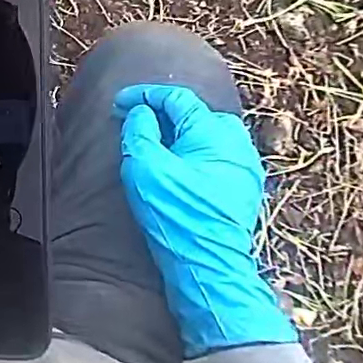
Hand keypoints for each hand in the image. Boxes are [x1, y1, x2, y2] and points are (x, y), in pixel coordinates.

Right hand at [114, 84, 296, 357]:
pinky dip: (192, 149)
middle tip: (134, 119)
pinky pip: (215, 155)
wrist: (208, 267)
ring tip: (152, 139)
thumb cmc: (175, 217)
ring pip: (208, 133)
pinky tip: (174, 162)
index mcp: (213, 134)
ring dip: (178, 131)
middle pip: (196, 112)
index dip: (144, 95)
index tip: (119, 102)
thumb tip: (141, 113)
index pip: (177, 98)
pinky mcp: (242, 188)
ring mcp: (243, 168)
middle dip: (163, 111)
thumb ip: (140, 131)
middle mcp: (236, 144)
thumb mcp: (144, 167)